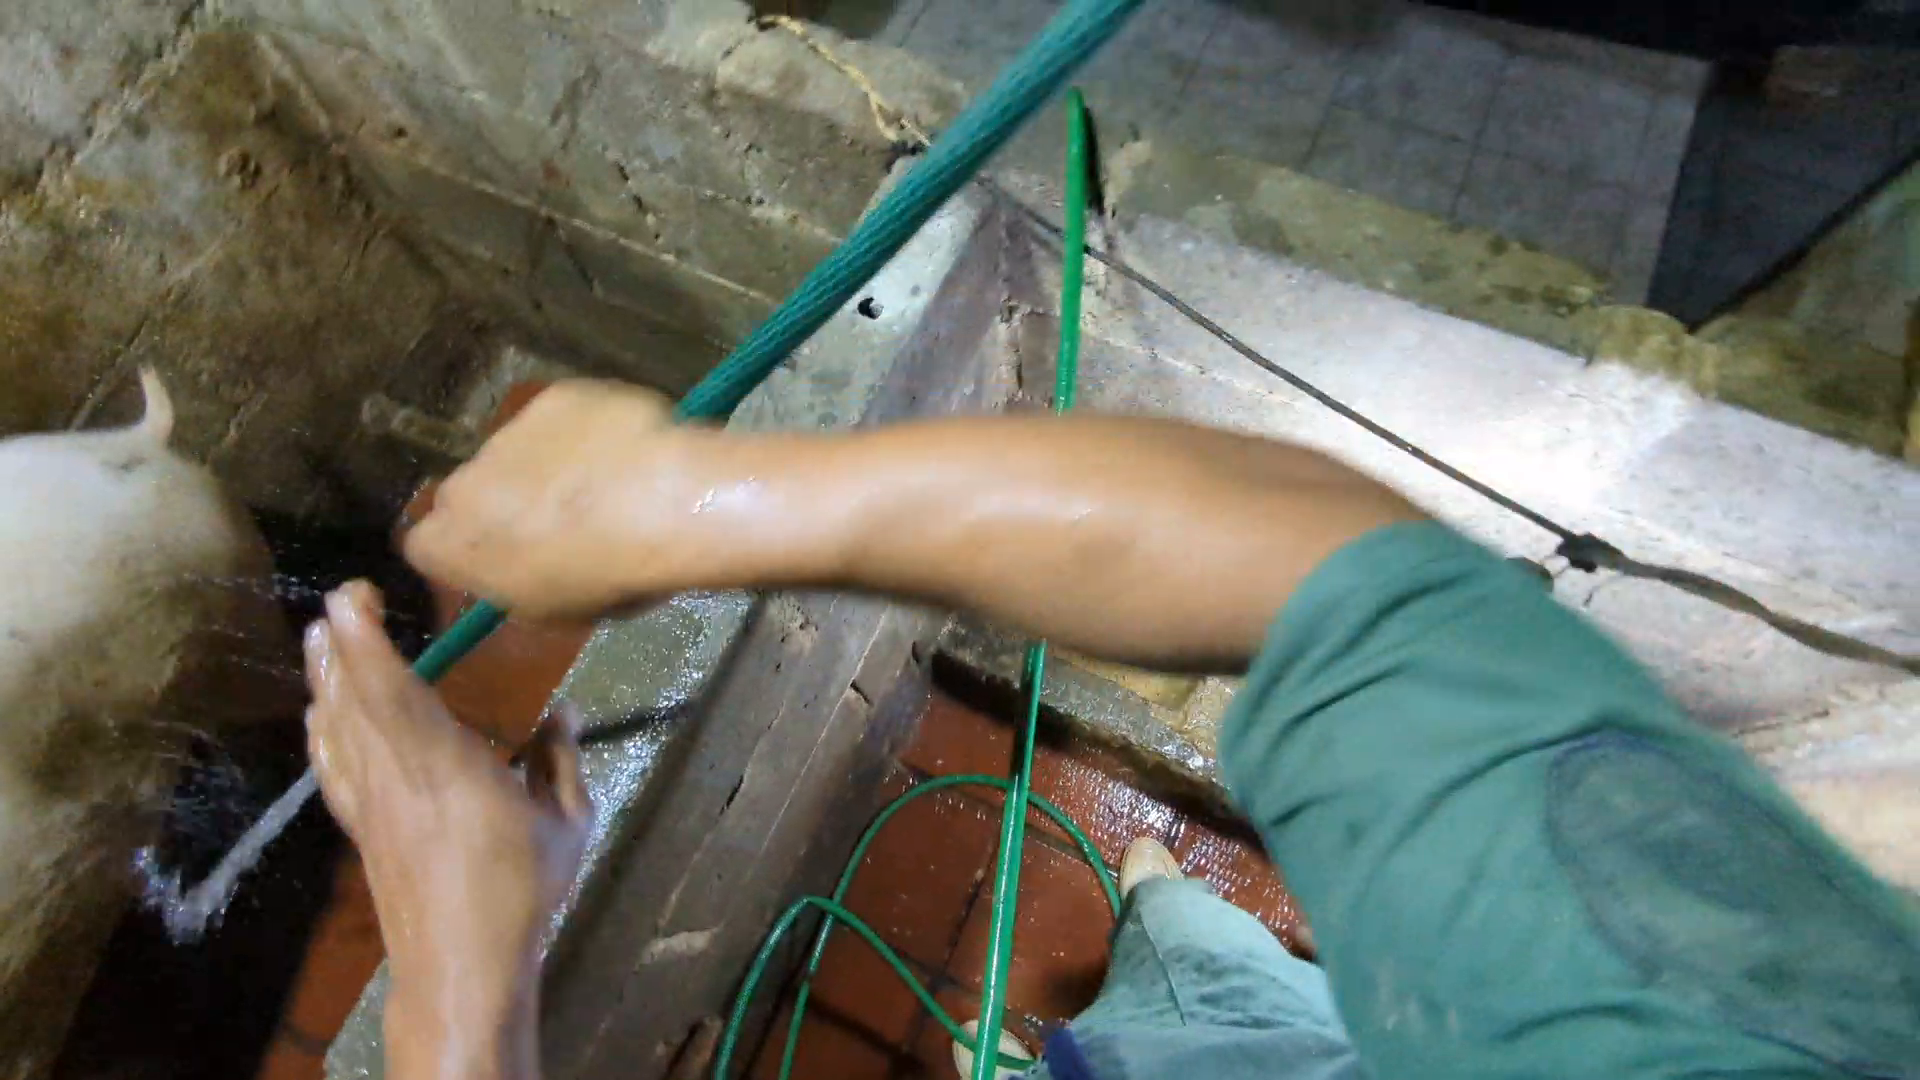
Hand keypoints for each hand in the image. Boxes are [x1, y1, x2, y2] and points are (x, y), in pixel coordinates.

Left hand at [303, 581, 590, 1078]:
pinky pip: (334, 766)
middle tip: (339, 600)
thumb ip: (561, 759)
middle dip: (341, 647)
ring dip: (327, 679)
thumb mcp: (570, 819)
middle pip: (357, 702)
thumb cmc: (526, 889)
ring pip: (338, 730)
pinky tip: (321, 711)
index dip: (369, 643)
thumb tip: (562, 708)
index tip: (354, 598)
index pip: (398, 694)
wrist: (463, 966)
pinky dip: (324, 728)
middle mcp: (399, 780)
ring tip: (318, 638)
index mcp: (452, 770)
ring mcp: (372, 806)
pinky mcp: (364, 829)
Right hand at [401, 380, 704, 618]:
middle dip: (522, 500)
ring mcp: (510, 429)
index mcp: (444, 544)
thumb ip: (521, 588)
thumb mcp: (557, 612)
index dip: (485, 550)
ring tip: (620, 484)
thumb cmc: (610, 577)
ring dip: (564, 463)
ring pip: (532, 449)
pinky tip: (636, 451)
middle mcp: (461, 480)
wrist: (662, 507)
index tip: (527, 558)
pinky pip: (576, 417)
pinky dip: (600, 430)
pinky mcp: (558, 396)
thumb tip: (530, 575)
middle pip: (484, 490)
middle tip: (581, 519)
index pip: (438, 546)